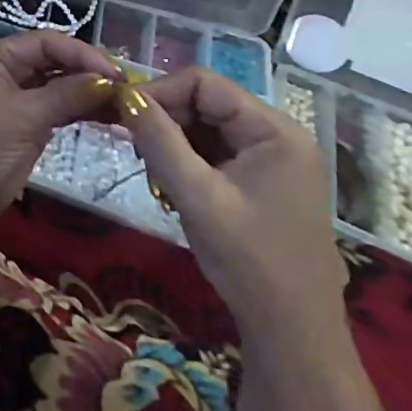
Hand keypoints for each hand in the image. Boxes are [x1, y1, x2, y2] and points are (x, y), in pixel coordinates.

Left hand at [0, 30, 124, 216]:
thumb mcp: (26, 115)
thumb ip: (68, 94)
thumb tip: (111, 80)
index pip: (47, 42)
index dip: (82, 53)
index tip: (115, 73)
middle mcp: (8, 69)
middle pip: (57, 60)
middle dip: (90, 72)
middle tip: (127, 88)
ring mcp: (20, 95)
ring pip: (63, 84)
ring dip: (93, 92)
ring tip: (127, 103)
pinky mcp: (31, 120)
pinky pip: (63, 105)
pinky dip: (85, 109)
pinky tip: (113, 115)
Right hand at [120, 67, 346, 340]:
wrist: (291, 327)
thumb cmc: (248, 259)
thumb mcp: (196, 196)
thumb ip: (159, 140)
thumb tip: (123, 96)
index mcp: (275, 131)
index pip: (205, 83)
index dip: (158, 91)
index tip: (120, 115)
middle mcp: (278, 135)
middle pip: (206, 102)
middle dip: (163, 116)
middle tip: (127, 142)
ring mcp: (271, 158)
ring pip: (206, 126)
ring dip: (170, 138)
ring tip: (146, 165)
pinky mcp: (260, 179)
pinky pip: (213, 150)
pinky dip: (184, 157)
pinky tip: (166, 180)